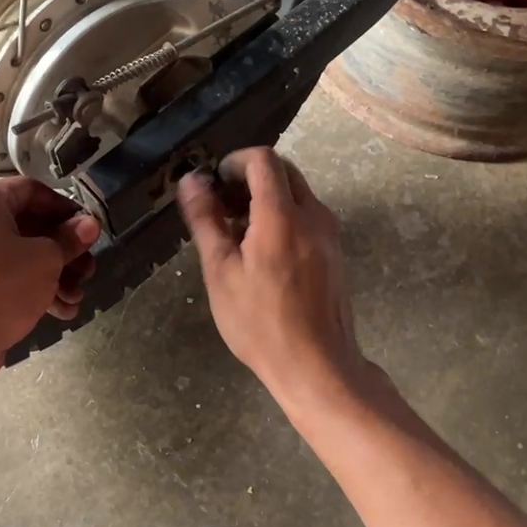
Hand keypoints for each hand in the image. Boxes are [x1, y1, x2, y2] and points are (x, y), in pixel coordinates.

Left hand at [0, 177, 99, 378]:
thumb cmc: (1, 287)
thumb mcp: (45, 259)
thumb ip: (70, 239)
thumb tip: (90, 225)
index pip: (32, 190)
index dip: (65, 209)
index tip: (87, 229)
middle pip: (28, 226)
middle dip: (63, 251)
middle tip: (88, 269)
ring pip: (19, 255)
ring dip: (53, 274)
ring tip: (76, 296)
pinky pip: (3, 276)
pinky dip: (31, 287)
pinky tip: (60, 311)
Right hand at [176, 148, 367, 399]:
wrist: (318, 368)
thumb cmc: (261, 323)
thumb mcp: (221, 272)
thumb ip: (205, 220)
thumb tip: (191, 180)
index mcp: (282, 216)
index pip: (263, 159)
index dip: (234, 162)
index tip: (213, 185)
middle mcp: (313, 216)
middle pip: (283, 171)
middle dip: (248, 178)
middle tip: (221, 207)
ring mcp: (329, 234)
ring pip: (297, 193)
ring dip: (265, 198)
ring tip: (235, 233)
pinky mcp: (335, 253)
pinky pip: (307, 216)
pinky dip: (282, 216)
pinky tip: (260, 252)